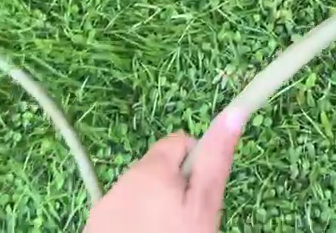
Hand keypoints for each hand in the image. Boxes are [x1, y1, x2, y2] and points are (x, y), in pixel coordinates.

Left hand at [84, 111, 245, 232]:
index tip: (200, 194)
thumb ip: (216, 159)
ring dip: (154, 207)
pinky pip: (122, 217)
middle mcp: (121, 183)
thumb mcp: (204, 207)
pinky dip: (135, 226)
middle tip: (186, 222)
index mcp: (149, 169)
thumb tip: (234, 113)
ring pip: (140, 194)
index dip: (196, 163)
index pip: (179, 142)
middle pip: (158, 169)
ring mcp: (102, 212)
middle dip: (174, 188)